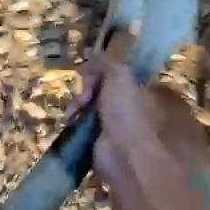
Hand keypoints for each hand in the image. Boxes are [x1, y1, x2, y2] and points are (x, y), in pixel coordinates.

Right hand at [76, 52, 168, 179]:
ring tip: (75, 111)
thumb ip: (105, 61)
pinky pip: (83, 124)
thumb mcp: (119, 75)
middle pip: (100, 87)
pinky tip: (71, 121)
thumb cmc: (126, 111)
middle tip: (84, 95)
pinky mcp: (99, 141)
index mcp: (138, 89)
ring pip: (89, 105)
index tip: (88, 71)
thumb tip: (91, 52)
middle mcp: (127, 106)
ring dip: (78, 104)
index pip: (115, 72)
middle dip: (87, 87)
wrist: (124, 157)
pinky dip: (75, 121)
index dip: (99, 69)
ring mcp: (113, 125)